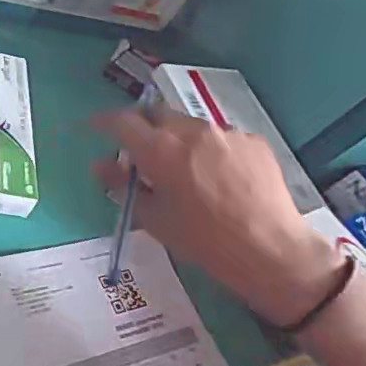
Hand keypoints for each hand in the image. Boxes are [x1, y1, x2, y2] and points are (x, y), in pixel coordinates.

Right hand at [92, 107, 344, 327]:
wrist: (269, 251)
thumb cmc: (203, 241)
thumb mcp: (154, 218)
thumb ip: (122, 186)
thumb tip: (99, 165)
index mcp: (160, 149)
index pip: (122, 121)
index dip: (104, 121)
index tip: (96, 126)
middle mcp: (192, 130)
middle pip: (158, 115)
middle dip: (144, 128)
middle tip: (142, 153)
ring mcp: (226, 132)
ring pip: (191, 125)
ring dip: (179, 140)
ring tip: (185, 171)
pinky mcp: (253, 140)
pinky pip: (221, 138)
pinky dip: (210, 151)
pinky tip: (220, 178)